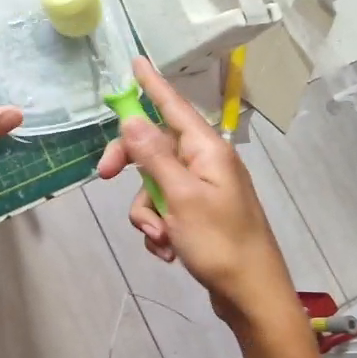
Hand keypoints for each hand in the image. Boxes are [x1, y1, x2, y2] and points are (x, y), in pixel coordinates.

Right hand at [96, 58, 295, 325]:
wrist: (251, 296)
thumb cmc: (220, 243)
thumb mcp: (181, 197)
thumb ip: (154, 156)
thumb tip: (132, 119)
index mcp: (207, 151)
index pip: (173, 106)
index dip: (152, 84)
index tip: (135, 61)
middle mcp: (205, 163)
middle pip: (152, 147)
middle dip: (129, 166)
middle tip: (104, 177)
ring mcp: (202, 190)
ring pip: (152, 184)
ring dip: (147, 211)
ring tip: (161, 238)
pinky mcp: (198, 214)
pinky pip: (163, 208)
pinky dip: (158, 227)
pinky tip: (168, 249)